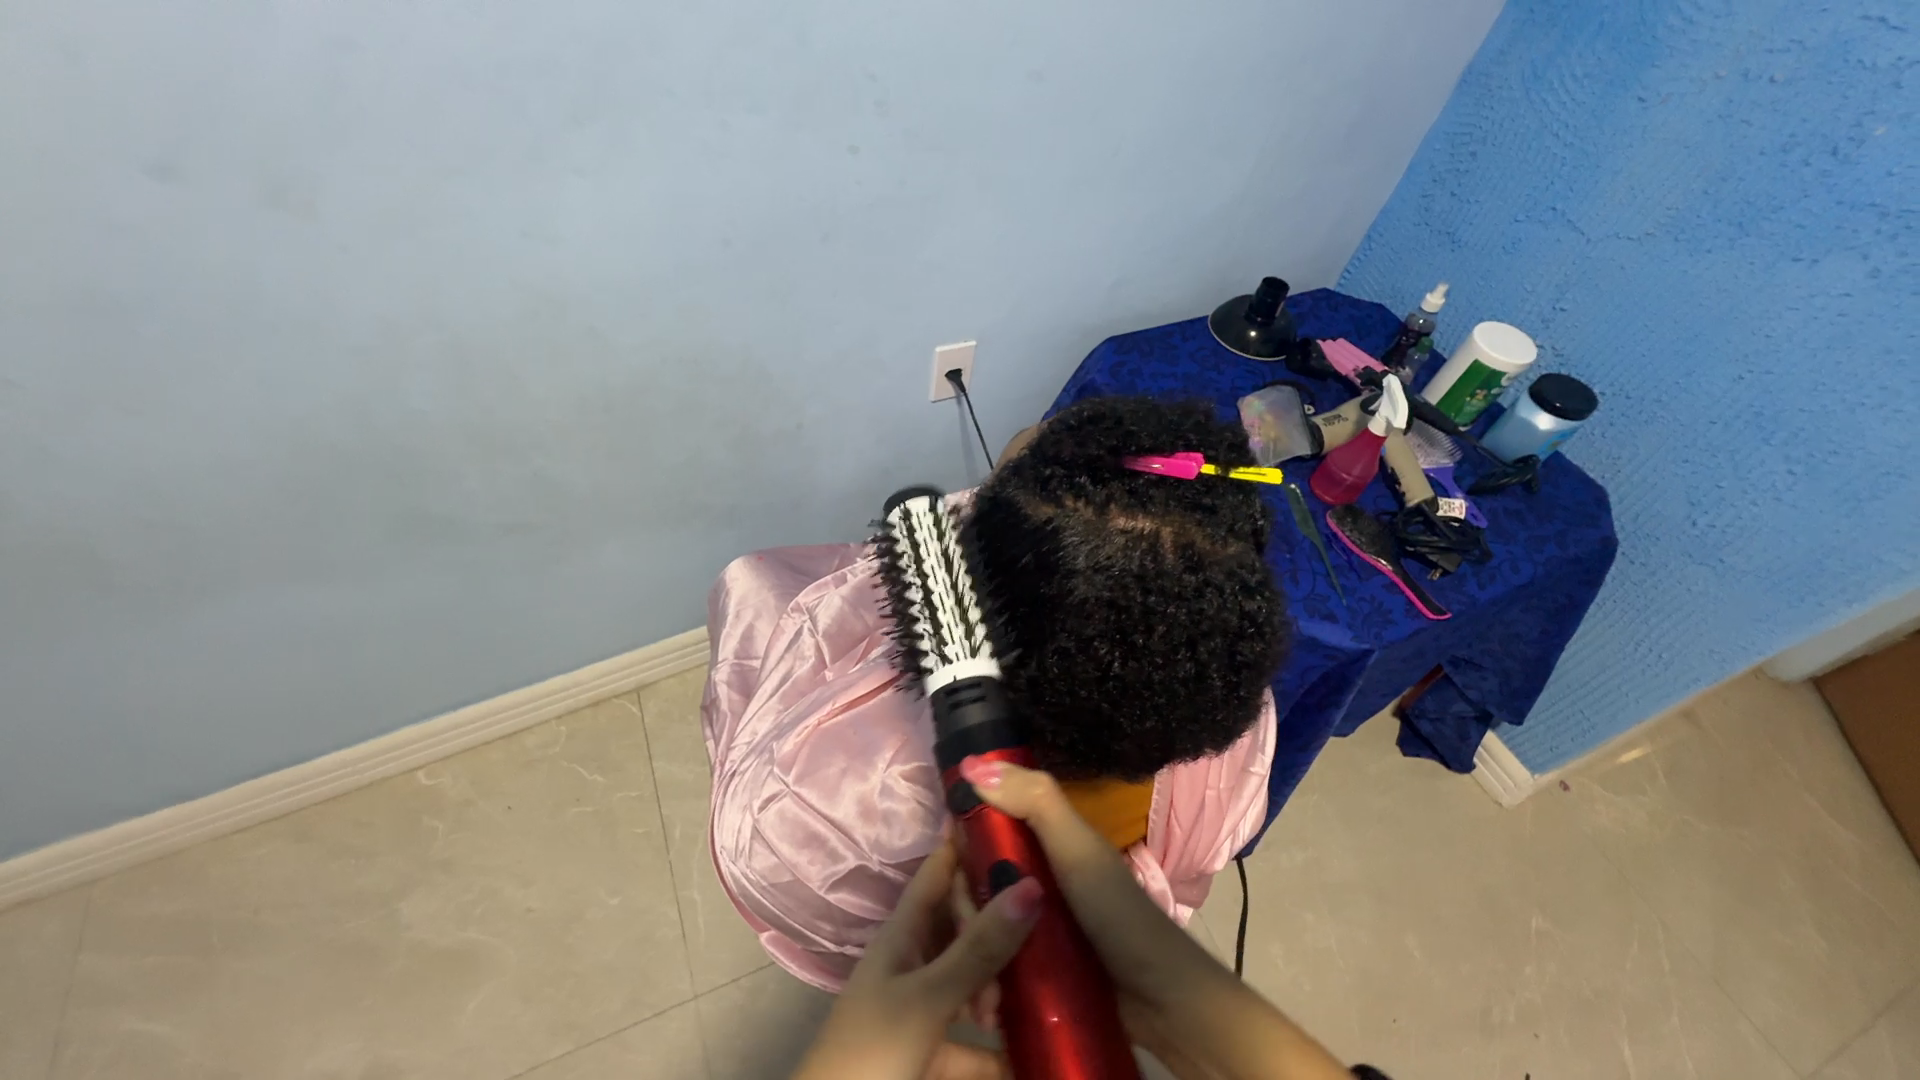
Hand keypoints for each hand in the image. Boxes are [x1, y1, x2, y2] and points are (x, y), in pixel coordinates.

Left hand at [792, 837, 1042, 1079]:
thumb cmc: (872, 1047)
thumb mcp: (928, 996)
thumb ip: (978, 948)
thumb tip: (1030, 885)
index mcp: (903, 933)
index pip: (939, 871)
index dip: (965, 841)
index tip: (1006, 815)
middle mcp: (914, 960)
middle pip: (963, 923)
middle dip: (999, 922)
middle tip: (1040, 924)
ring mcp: (924, 1005)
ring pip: (974, 977)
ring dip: (1003, 983)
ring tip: (1038, 989)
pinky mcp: (934, 1050)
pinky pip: (978, 1040)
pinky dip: (1004, 1044)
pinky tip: (1037, 1044)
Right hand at [959, 757, 1351, 1079]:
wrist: (1160, 1000)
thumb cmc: (1118, 914)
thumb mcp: (1076, 849)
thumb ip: (1034, 801)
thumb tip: (974, 763)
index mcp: (1040, 839)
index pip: (981, 826)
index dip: (959, 839)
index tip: (946, 864)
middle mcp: (1028, 876)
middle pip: (972, 878)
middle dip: (963, 908)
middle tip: (968, 935)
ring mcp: (1027, 923)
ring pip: (977, 923)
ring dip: (970, 953)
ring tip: (977, 988)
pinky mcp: (1027, 967)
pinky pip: (989, 963)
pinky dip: (982, 980)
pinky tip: (982, 1001)